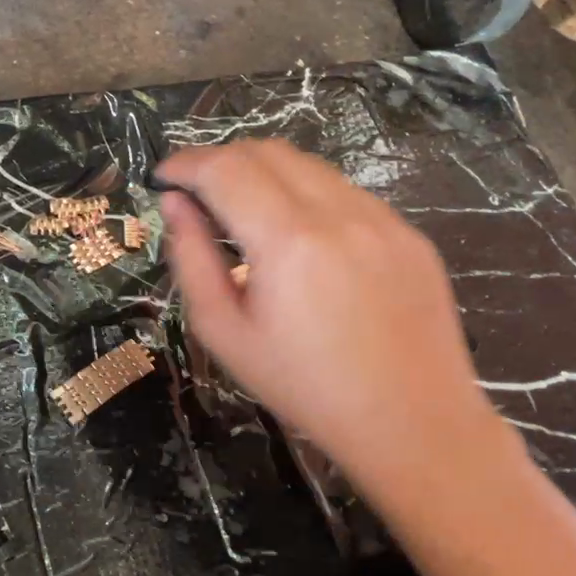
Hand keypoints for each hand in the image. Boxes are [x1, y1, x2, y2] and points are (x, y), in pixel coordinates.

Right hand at [154, 140, 504, 486]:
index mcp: (288, 242)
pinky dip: (303, 194)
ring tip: (240, 214)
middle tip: (194, 194)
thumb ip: (190, 258)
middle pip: (265, 151)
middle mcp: (339, 215)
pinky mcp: (408, 233)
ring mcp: (382, 219)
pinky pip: (343, 190)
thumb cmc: (302, 385)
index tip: (161, 177)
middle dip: (219, 161)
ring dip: (261, 173)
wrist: (414, 424)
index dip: (185, 162)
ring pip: (306, 164)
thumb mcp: (223, 331)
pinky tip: (295, 237)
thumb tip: (173, 204)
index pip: (224, 169)